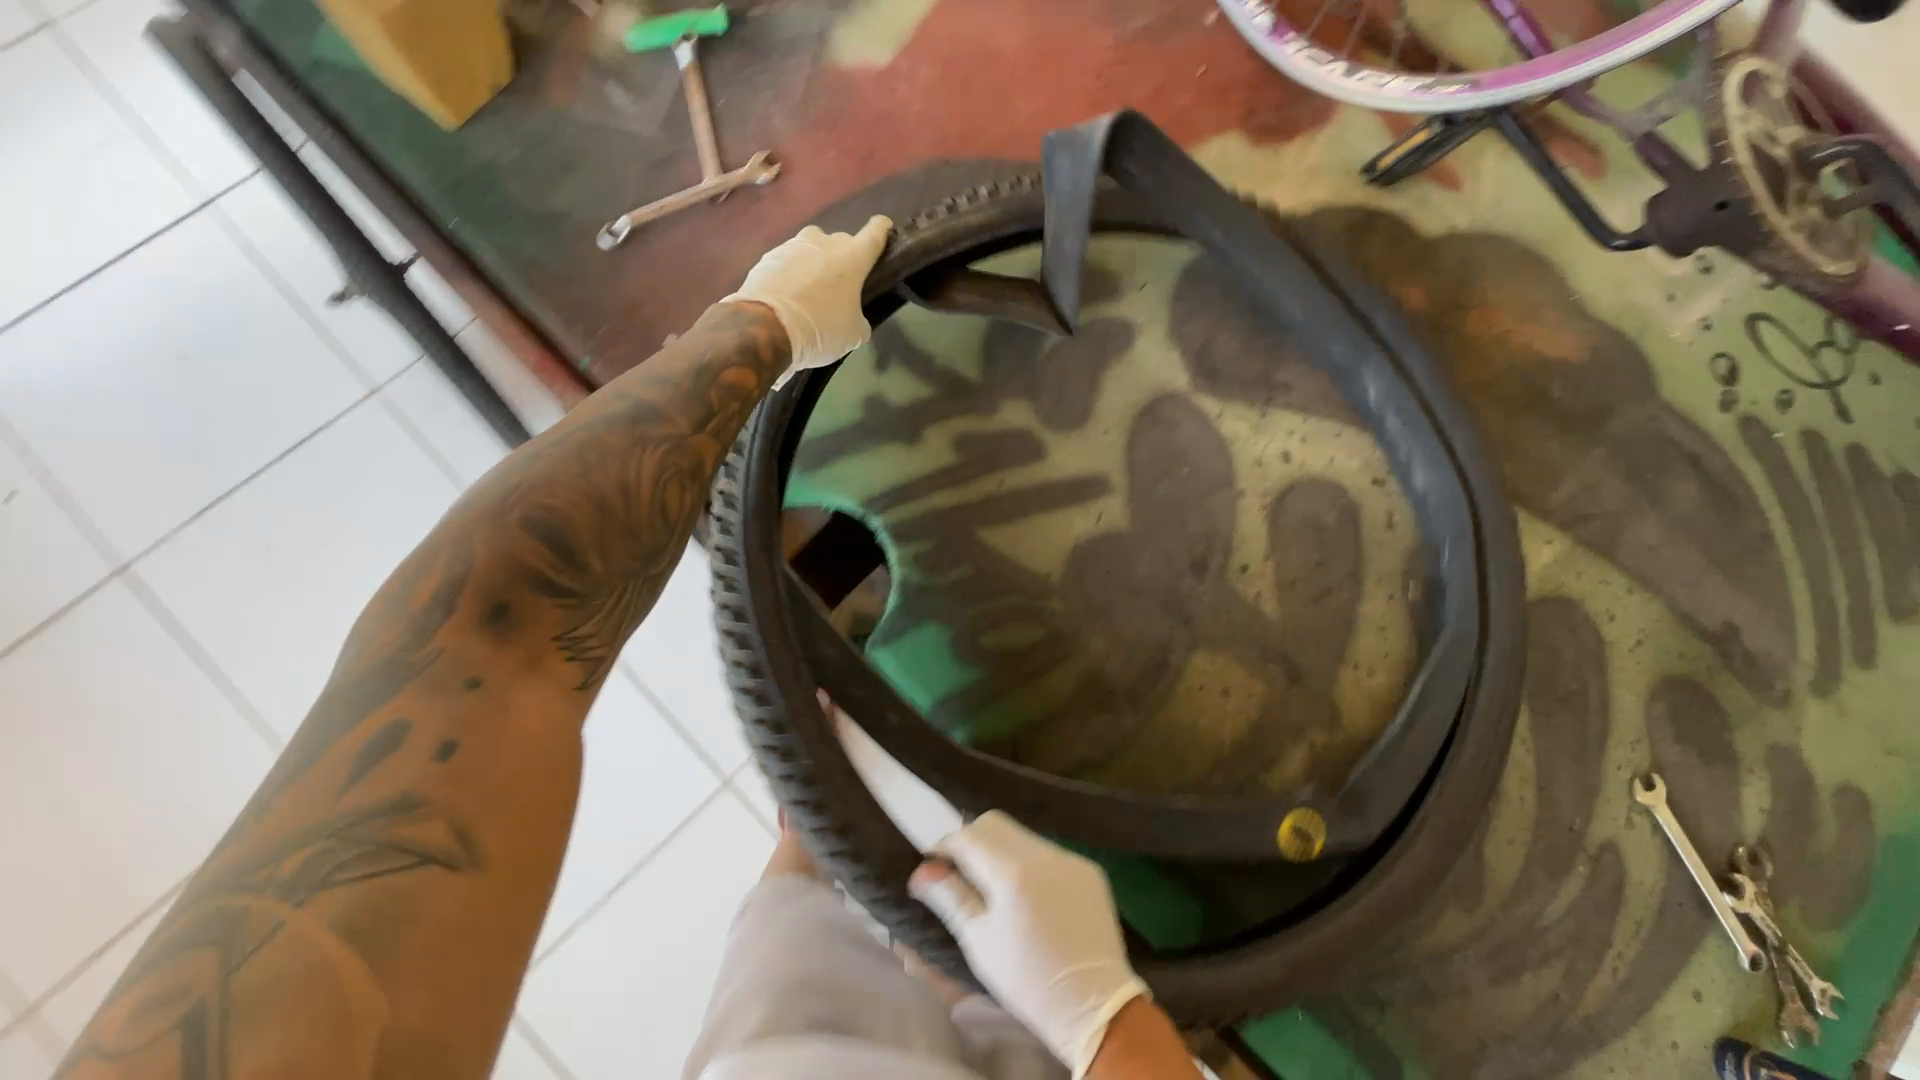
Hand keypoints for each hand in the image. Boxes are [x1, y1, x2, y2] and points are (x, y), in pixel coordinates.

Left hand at [722, 215, 892, 386]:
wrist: (766, 328)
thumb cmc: (821, 327)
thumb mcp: (853, 334)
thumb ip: (859, 320)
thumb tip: (855, 320)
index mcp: (853, 257)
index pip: (876, 232)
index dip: (883, 230)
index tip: (885, 230)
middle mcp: (824, 242)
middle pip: (840, 243)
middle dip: (842, 260)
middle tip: (839, 286)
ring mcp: (792, 246)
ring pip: (811, 250)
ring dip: (813, 266)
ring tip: (808, 294)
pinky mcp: (767, 257)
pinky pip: (786, 263)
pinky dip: (789, 276)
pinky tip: (786, 298)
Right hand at [910, 811, 1148, 1077]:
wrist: (1095, 1004)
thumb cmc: (1028, 980)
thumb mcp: (979, 942)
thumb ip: (950, 897)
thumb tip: (922, 870)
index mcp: (1013, 872)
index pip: (968, 835)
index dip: (945, 845)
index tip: (934, 865)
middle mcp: (1044, 854)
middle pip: (995, 824)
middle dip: (971, 840)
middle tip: (960, 873)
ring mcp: (1070, 860)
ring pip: (1022, 835)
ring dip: (1000, 850)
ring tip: (994, 887)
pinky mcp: (1088, 870)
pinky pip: (1048, 853)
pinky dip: (1029, 863)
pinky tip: (1028, 896)